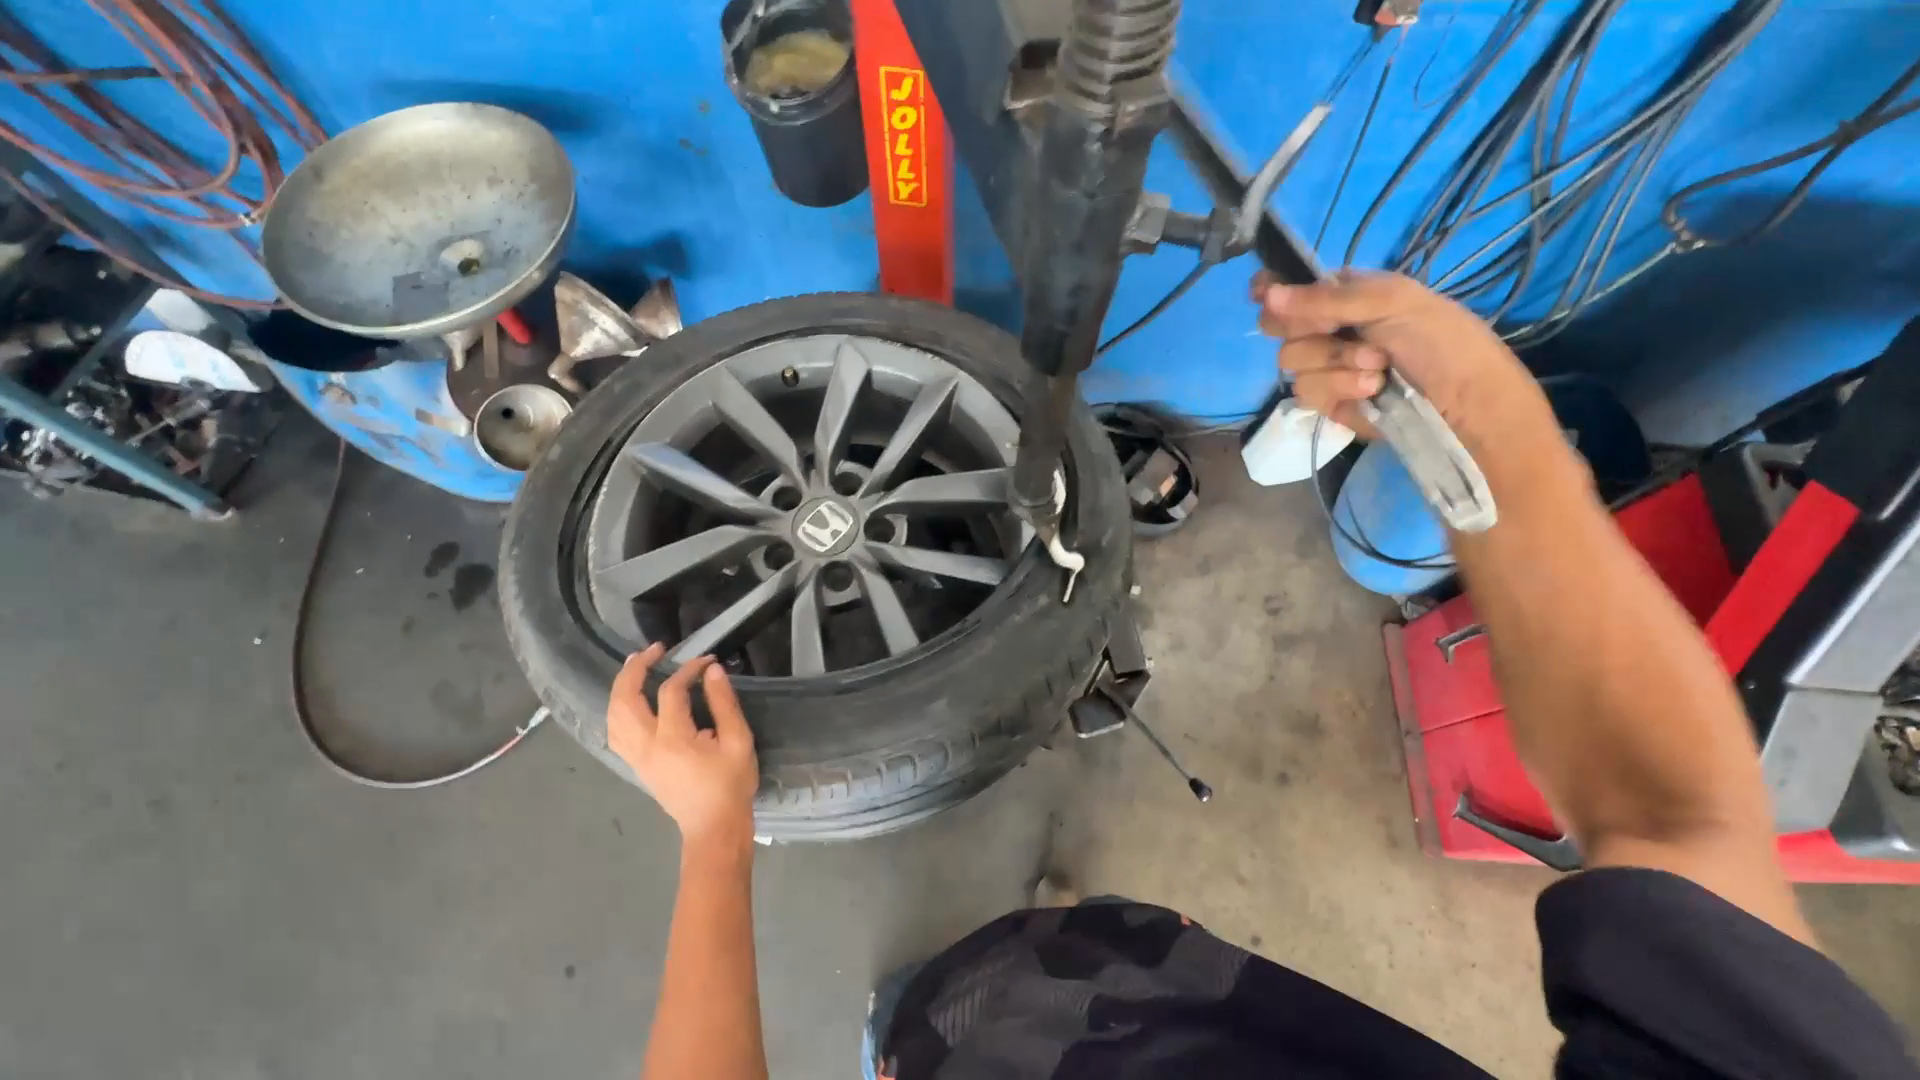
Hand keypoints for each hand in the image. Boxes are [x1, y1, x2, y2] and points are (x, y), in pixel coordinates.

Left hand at [607, 645, 759, 849]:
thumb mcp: (738, 741)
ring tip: (635, 666)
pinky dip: (617, 709)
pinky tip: (628, 700)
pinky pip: (615, 732)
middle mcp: (646, 746)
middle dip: (635, 668)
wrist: (714, 826)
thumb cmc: (730, 785)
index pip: (671, 691)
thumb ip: (724, 703)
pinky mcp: (636, 765)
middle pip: (625, 699)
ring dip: (620, 687)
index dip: (688, 670)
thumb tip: (712, 670)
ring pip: (613, 715)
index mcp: (673, 739)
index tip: (706, 661)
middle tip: (653, 650)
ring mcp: (636, 757)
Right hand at [1251, 270, 1557, 461]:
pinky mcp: (1327, 402)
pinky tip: (1371, 389)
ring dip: (1336, 360)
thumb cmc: (1439, 340)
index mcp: (1343, 295)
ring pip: (1290, 359)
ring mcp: (1325, 367)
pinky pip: (1306, 390)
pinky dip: (1340, 387)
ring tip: (1378, 366)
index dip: (1272, 290)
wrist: (1463, 401)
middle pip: (1278, 324)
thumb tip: (1264, 294)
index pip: (1290, 288)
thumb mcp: (1390, 301)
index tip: (1264, 293)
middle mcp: (1327, 329)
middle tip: (1339, 329)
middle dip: (1308, 327)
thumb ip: (1325, 298)